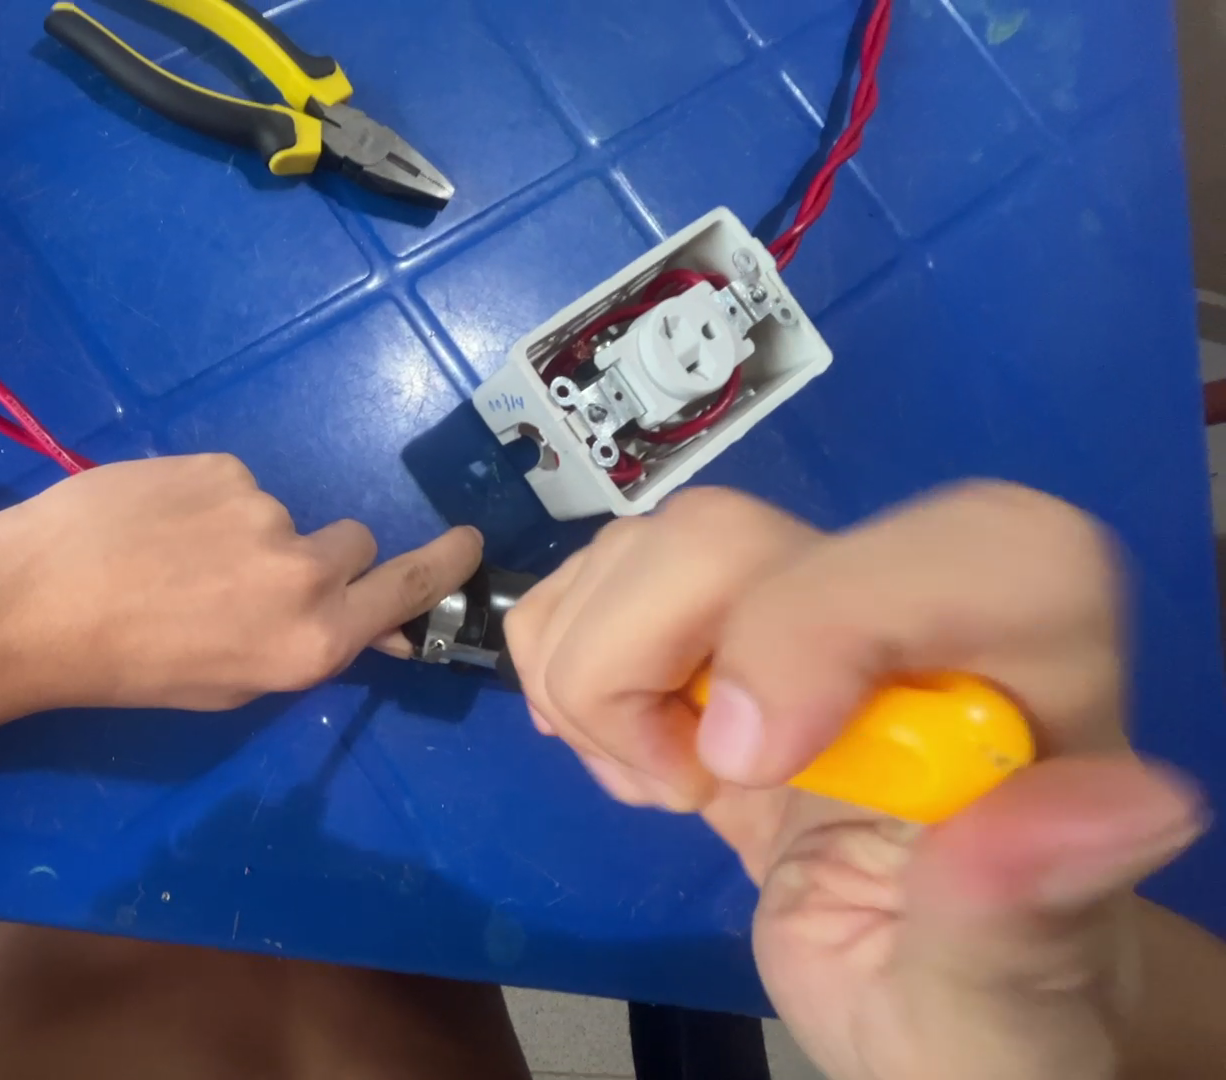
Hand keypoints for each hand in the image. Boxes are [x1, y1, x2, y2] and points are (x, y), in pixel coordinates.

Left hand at [0, 454, 481, 712]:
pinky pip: (232, 485)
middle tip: (249, 577)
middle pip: (353, 543)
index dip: (444, 566)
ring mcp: (263, 509)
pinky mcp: (218, 466)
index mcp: (310, 641)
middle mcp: (304, 573)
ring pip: (282, 515)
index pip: (409, 590)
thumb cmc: (126, 669)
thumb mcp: (230, 683)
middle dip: (321, 559)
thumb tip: (367, 620)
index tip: (467, 545)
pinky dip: (206, 502)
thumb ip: (307, 645)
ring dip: (247, 533)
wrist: (30, 604)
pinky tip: (153, 523)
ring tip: (173, 555)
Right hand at [504, 484, 1207, 1079]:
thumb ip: (1021, 921)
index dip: (812, 630)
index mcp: (1028, 669)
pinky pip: (571, 587)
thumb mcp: (990, 1014)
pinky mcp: (674, 610)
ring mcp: (767, 591)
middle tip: (680, 784)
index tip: (742, 767)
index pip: (953, 551)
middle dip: (640, 669)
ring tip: (656, 775)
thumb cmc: (947, 995)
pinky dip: (555, 668)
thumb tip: (1116, 803)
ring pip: (623, 556)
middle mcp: (891, 592)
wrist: (881, 964)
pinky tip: (617, 738)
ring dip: (593, 684)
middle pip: (714, 536)